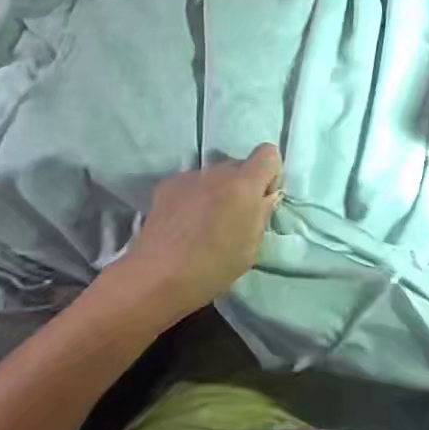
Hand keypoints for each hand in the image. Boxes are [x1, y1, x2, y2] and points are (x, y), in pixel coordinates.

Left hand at [108, 145, 283, 319]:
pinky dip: (193, 197)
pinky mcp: (167, 185)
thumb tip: (265, 197)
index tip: (261, 200)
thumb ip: (261, 214)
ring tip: (204, 224)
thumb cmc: (213, 267)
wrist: (159, 275)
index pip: (268, 154)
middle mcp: (216, 172)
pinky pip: (190, 184)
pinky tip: (184, 223)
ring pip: (213, 176)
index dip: (269, 175)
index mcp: (243, 185)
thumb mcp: (251, 247)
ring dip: (216, 192)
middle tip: (233, 218)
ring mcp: (188, 176)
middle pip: (238, 166)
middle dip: (241, 186)